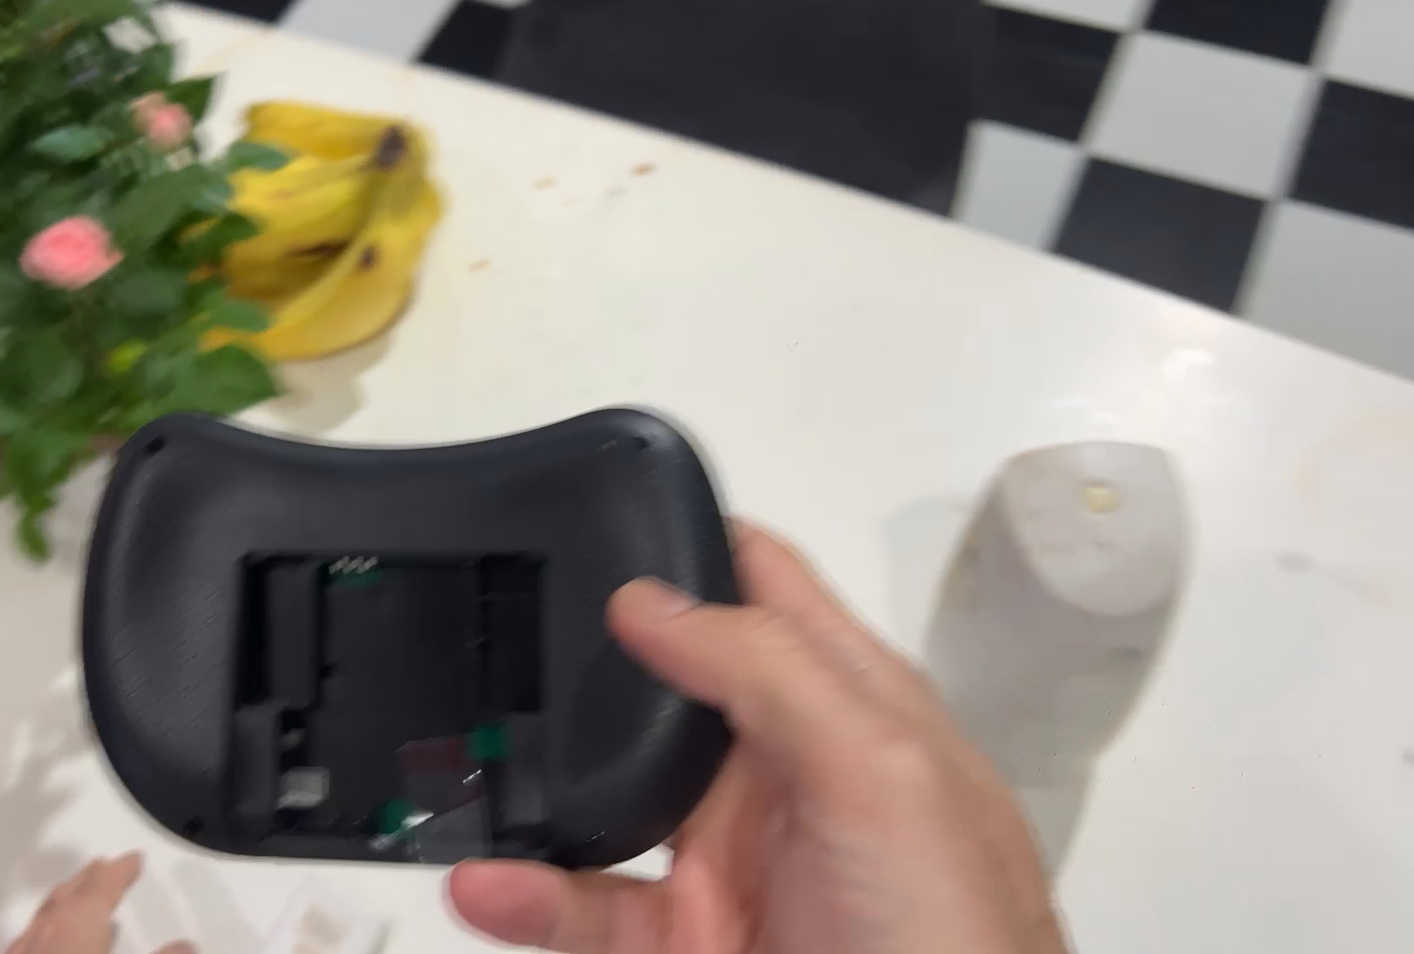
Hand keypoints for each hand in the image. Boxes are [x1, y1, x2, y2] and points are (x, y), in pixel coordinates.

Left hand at [7, 853, 192, 953]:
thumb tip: (189, 945)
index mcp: (76, 928)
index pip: (100, 888)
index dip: (119, 871)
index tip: (135, 858)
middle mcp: (43, 938)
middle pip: (64, 900)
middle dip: (85, 882)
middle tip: (102, 867)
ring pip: (39, 924)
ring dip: (60, 908)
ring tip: (76, 904)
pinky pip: (23, 950)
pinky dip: (39, 940)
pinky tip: (43, 953)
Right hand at [448, 522, 1066, 953]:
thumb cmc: (942, 942)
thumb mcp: (878, 779)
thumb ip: (765, 670)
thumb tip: (641, 597)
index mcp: (837, 698)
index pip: (760, 577)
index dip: (692, 531)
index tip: (605, 504)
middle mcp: (772, 756)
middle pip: (666, 663)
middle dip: (594, 633)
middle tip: (506, 599)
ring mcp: (717, 844)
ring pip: (608, 774)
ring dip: (540, 758)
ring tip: (470, 731)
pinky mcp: (675, 930)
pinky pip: (581, 896)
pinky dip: (525, 888)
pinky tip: (476, 880)